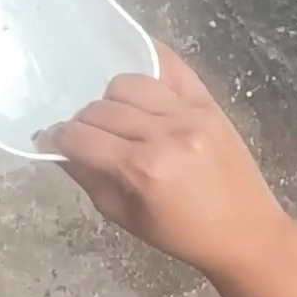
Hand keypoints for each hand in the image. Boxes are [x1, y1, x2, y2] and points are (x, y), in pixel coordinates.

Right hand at [38, 44, 296, 276]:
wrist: (246, 233)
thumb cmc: (178, 233)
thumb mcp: (120, 214)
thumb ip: (84, 175)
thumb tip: (54, 147)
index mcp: (141, 168)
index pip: (78, 137)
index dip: (55, 139)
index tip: (50, 143)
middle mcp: (165, 134)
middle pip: (98, 109)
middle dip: (81, 124)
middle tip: (85, 139)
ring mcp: (190, 114)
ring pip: (126, 84)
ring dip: (110, 100)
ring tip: (117, 119)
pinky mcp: (209, 104)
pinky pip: (171, 67)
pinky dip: (149, 63)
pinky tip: (137, 75)